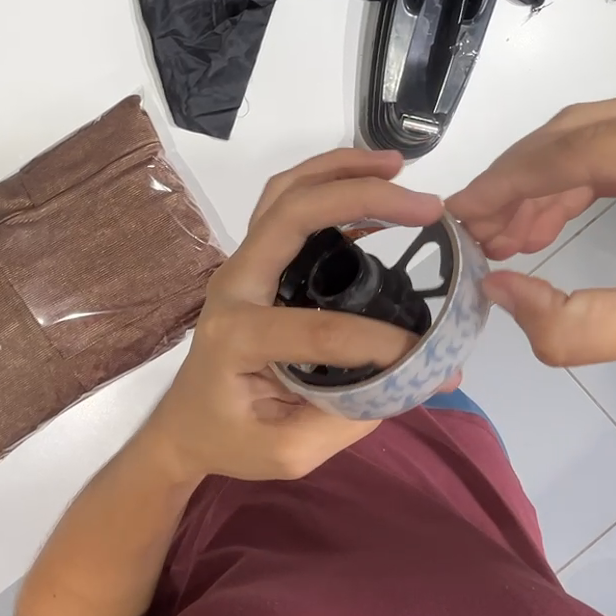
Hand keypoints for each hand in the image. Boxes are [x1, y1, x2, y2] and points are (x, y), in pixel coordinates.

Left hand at [134, 149, 445, 482]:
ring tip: (395, 166)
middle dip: (361, 198)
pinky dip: (327, 186)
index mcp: (236, 335)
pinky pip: (285, 207)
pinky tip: (372, 190)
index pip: (318, 328)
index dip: (378, 342)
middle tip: (426, 205)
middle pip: (292, 215)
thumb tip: (430, 376)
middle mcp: (233, 285)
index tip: (425, 357)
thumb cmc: (229, 437)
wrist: (185, 423)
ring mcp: (240, 267)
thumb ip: (355, 415)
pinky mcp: (254, 264)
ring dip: (338, 171)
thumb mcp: (288, 450)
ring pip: (283, 194)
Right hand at [447, 77, 615, 415]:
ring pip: (591, 142)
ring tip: (499, 240)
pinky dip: (567, 192)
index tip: (457, 213)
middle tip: (472, 232)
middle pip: (585, 132)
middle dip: (519, 184)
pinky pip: (612, 157)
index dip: (513, 180)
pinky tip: (536, 229)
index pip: (592, 146)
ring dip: (537, 189)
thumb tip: (491, 289)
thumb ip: (576, 325)